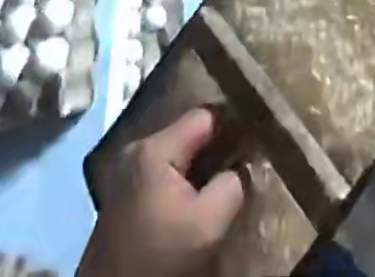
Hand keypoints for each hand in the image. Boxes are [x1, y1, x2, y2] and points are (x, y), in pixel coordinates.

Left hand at [87, 108, 245, 276]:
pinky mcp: (123, 193)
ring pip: (177, 153)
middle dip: (216, 148)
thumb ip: (233, 184)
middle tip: (239, 167)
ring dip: (200, 166)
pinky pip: (163, 170)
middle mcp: (136, 149)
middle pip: (190, 133)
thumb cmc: (158, 258)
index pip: (207, 115)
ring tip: (220, 184)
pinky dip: (182, 180)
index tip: (251, 146)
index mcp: (154, 148)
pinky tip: (194, 200)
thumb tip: (236, 169)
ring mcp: (125, 171)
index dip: (233, 126)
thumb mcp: (209, 224)